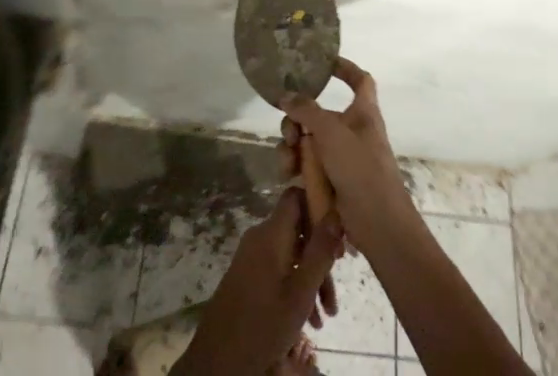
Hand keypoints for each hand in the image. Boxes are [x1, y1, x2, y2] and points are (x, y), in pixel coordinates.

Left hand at [172, 188, 344, 375]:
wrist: (218, 359)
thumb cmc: (264, 323)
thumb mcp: (301, 291)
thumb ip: (320, 251)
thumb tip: (336, 212)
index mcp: (271, 234)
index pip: (295, 197)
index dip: (319, 206)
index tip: (339, 234)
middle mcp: (259, 238)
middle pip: (299, 230)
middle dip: (322, 258)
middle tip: (337, 287)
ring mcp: (252, 256)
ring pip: (292, 254)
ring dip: (312, 280)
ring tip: (327, 315)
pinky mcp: (248, 275)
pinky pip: (279, 269)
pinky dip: (296, 286)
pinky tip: (310, 319)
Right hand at [281, 58, 415, 252]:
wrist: (376, 221)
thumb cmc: (360, 168)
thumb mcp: (331, 132)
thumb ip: (306, 110)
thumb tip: (286, 95)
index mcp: (363, 113)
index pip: (360, 80)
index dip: (344, 68)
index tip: (323, 62)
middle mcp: (352, 131)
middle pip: (318, 114)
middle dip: (297, 120)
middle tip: (290, 133)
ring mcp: (341, 157)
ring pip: (308, 141)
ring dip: (292, 147)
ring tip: (287, 162)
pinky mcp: (331, 179)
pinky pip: (307, 165)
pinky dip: (296, 166)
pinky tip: (288, 175)